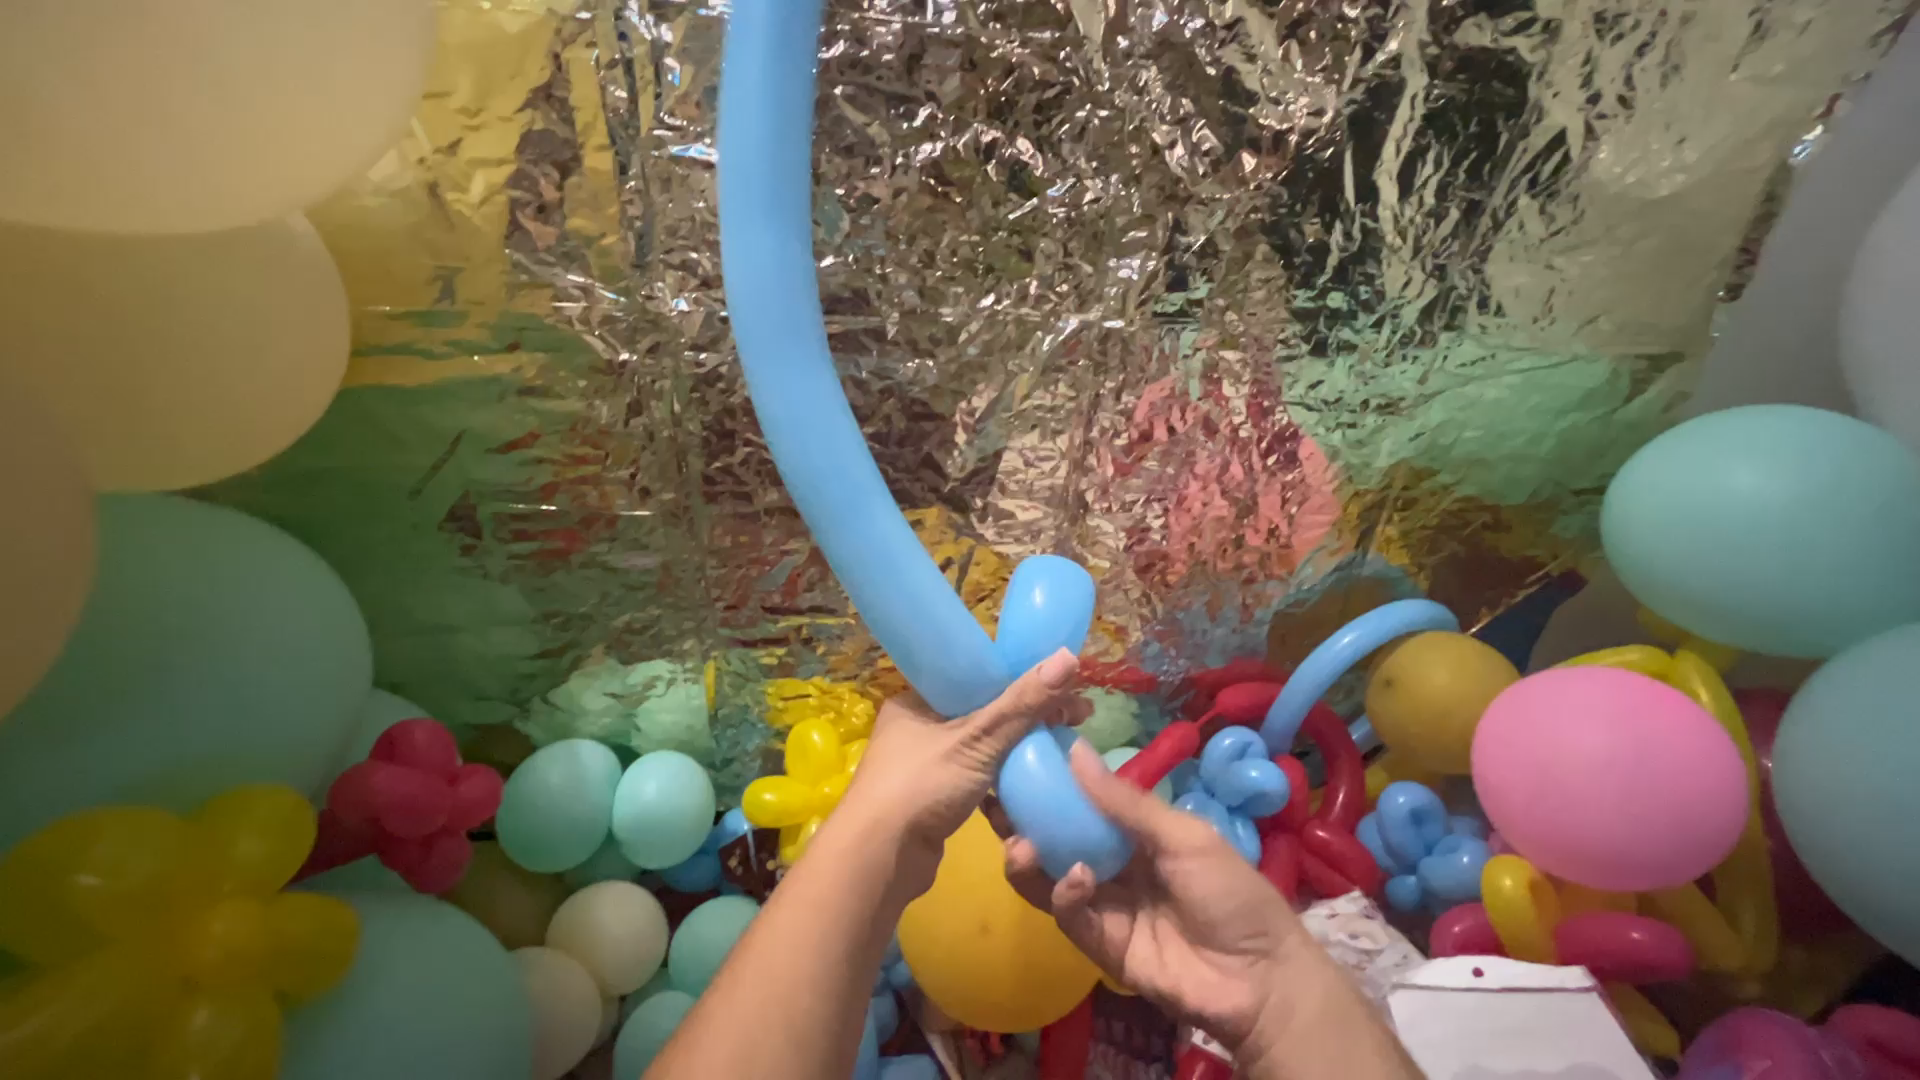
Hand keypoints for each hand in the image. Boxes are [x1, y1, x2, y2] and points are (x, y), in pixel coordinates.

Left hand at [831, 648, 1083, 898]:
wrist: (880, 861)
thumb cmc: (922, 786)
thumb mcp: (977, 739)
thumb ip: (1023, 702)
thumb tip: (1068, 656)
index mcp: (918, 697)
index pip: (978, 674)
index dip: (1022, 675)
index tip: (1065, 682)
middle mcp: (919, 724)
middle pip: (986, 708)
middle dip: (1031, 712)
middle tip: (1079, 717)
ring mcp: (927, 762)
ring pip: (985, 743)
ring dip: (1022, 744)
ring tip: (1066, 743)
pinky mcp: (937, 796)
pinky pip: (981, 774)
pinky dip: (1007, 773)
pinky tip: (1037, 776)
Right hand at [1005, 740, 1311, 1056]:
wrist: (1260, 977)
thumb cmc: (1231, 891)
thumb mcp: (1183, 835)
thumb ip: (1124, 801)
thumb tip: (1074, 749)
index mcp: (1133, 832)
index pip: (1081, 802)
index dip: (1049, 783)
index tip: (1015, 759)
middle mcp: (1111, 863)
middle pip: (1055, 839)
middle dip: (1023, 821)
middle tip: (994, 802)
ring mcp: (1104, 905)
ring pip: (1050, 878)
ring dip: (1029, 860)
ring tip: (1019, 843)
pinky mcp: (1100, 944)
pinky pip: (1070, 915)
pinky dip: (1065, 895)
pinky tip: (1078, 879)